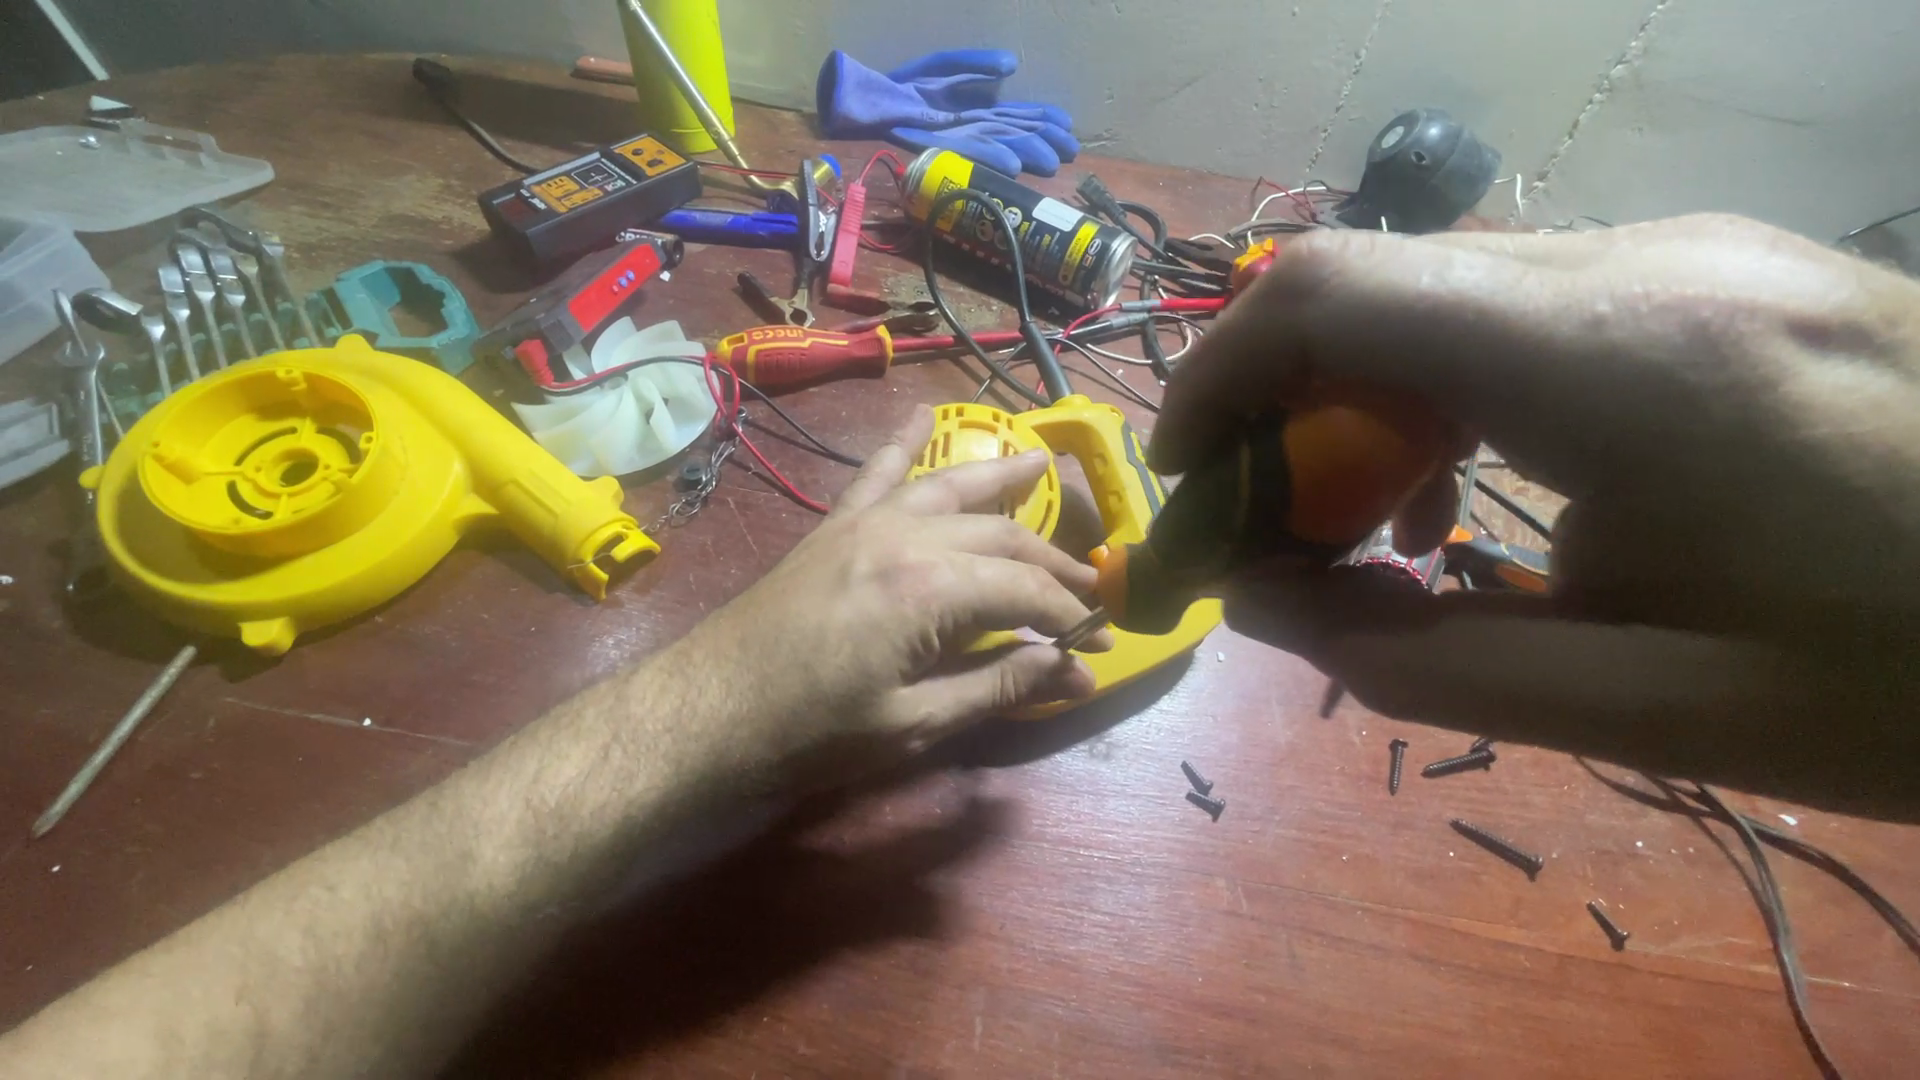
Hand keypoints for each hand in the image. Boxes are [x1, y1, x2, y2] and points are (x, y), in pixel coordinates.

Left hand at [665, 406, 1108, 788]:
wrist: (708, 711)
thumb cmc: (811, 731)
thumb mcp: (915, 724)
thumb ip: (998, 687)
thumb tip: (1074, 674)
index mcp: (931, 588)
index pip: (1026, 591)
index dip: (1069, 619)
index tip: (1099, 648)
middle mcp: (905, 536)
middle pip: (1001, 538)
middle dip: (1051, 562)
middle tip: (1089, 586)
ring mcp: (866, 523)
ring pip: (950, 489)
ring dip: (999, 479)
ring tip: (1041, 464)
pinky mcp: (834, 527)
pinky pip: (876, 474)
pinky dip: (902, 443)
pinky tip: (921, 414)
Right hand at [1151, 214, 1919, 817]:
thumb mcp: (1655, 712)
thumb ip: (1417, 661)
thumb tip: (1259, 603)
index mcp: (1620, 359)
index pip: (1333, 295)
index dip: (1217, 373)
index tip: (1184, 470)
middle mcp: (1637, 265)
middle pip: (1362, 290)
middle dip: (1268, 405)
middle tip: (1261, 521)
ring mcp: (1676, 255)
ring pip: (1419, 297)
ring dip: (1342, 405)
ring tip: (1357, 520)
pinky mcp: (1698, 275)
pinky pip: (1494, 312)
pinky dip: (1420, 396)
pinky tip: (1456, 485)